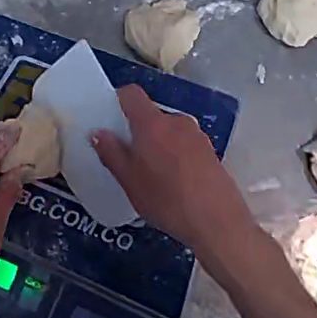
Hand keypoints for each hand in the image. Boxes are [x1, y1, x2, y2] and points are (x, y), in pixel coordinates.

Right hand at [92, 86, 268, 275]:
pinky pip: (183, 144)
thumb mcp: (129, 181)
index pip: (131, 94)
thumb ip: (111, 152)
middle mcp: (176, 121)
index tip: (109, 120)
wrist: (218, 223)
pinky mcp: (210, 151)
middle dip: (137, 130)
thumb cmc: (167, 200)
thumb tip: (98, 132)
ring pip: (168, 130)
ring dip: (156, 143)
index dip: (118, 101)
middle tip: (127, 157)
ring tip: (151, 175)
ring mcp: (197, 135)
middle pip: (150, 114)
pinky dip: (174, 154)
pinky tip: (173, 183)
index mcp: (153, 123)